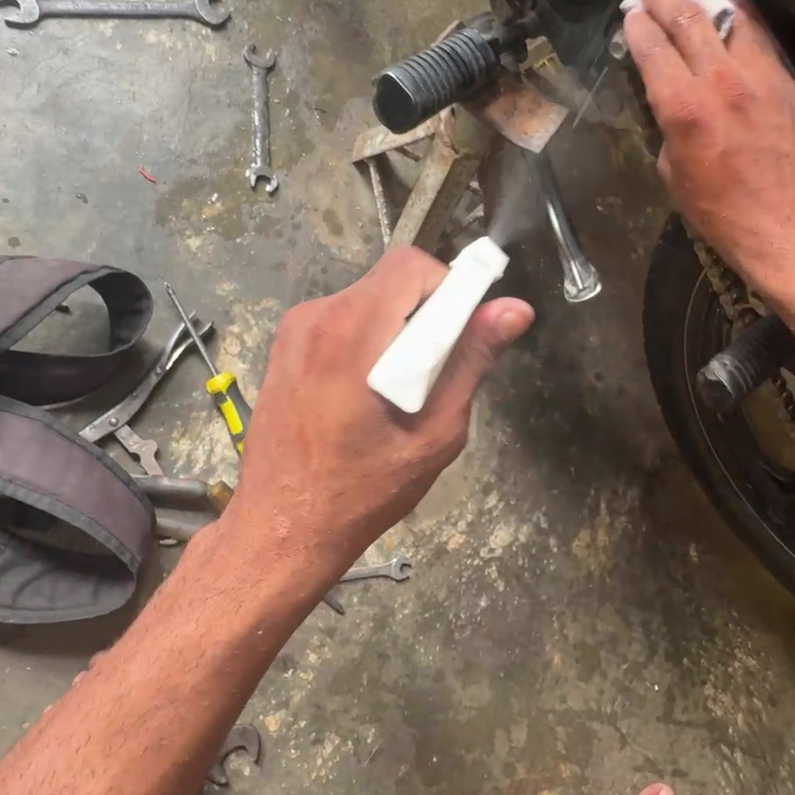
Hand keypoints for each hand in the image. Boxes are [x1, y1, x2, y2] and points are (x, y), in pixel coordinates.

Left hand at [229, 247, 534, 571]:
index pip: (410, 265)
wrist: (280, 529)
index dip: (449, 286)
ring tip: (403, 391)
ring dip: (396, 329)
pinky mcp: (284, 346)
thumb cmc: (361, 491)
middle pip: (389, 281)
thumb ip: (472, 361)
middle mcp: (316, 317)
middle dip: (425, 313)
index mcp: (352, 332)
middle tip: (438, 371)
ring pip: (367, 299)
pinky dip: (368, 340)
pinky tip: (368, 394)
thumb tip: (515, 310)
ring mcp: (293, 330)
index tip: (463, 330)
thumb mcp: (434, 433)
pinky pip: (341, 320)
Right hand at [623, 0, 794, 290]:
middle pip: (689, 21)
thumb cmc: (717, 208)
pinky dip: (739, 17)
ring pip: (731, 18)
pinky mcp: (784, 82)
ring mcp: (758, 76)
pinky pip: (759, 37)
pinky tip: (730, 10)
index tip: (631, 15)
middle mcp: (720, 81)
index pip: (654, 48)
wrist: (783, 222)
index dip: (638, 26)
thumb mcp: (672, 170)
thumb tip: (670, 99)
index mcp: (683, 108)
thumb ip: (668, 124)